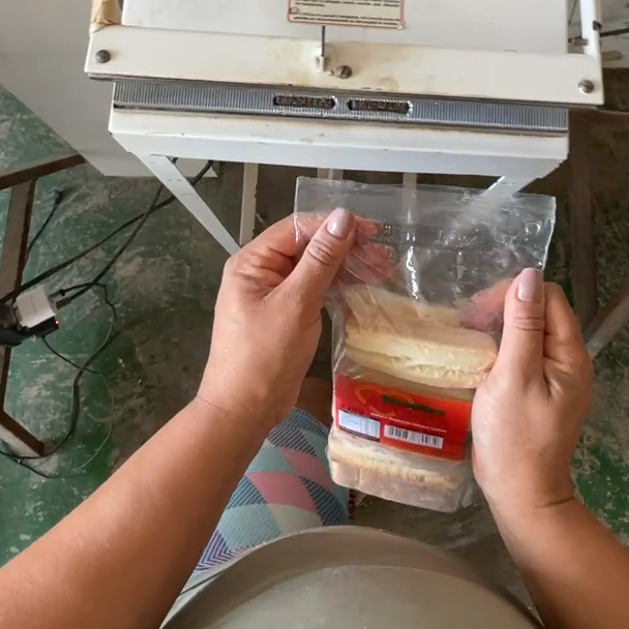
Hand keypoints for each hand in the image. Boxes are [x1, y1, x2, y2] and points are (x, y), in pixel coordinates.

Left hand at [197, 209, 362, 433]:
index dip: (334, 226)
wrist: (244, 411)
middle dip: (345, 247)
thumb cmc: (265, 355)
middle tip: (384, 257)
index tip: (372, 233)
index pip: (297, 228)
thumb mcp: (296, 303)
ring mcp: (273, 294)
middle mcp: (260, 271)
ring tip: (382, 270)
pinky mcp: (286, 314)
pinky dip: (337, 287)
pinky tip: (362, 287)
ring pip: (313, 268)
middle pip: (307, 246)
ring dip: (345, 267)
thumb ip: (321, 259)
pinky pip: (313, 290)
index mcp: (252, 261)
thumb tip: (343, 216)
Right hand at [472, 268, 592, 515]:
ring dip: (499, 326)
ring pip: (528, 330)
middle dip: (504, 308)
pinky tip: (478, 356)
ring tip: (469, 337)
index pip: (548, 297)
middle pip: (539, 310)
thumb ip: (522, 325)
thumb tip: (528, 276)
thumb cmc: (514, 435)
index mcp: (570, 354)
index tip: (480, 311)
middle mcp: (568, 359)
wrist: (520, 493)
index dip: (514, 294)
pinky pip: (522, 352)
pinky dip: (500, 346)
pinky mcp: (537, 388)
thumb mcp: (514, 375)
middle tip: (469, 324)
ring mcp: (554, 375)